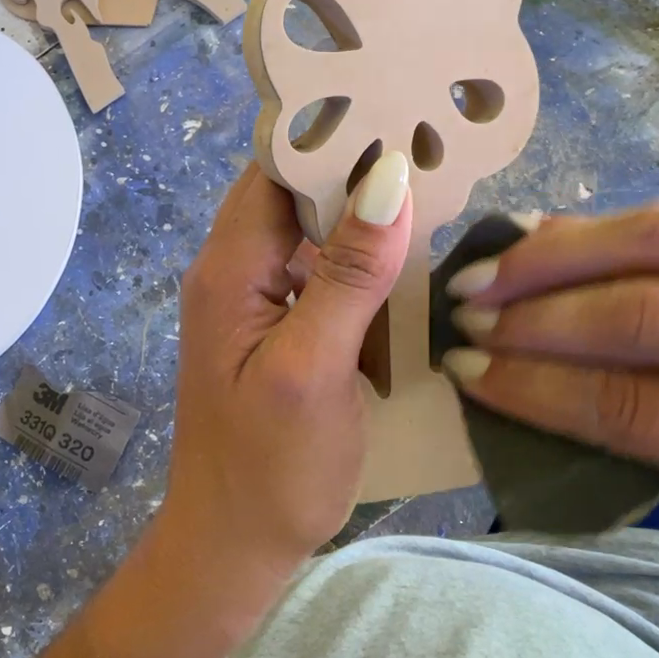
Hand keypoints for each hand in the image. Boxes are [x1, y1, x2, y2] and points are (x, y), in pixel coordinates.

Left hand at [162, 154, 412, 582]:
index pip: (272, 172)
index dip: (329, 140)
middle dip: (352, 177)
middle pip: (288, 196)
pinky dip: (353, 269)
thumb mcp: (314, 367)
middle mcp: (229, 273)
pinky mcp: (271, 331)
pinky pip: (311, 276)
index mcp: (227, 270)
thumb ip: (347, 274)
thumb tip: (387, 177)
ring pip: (303, 235)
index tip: (396, 113)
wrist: (232, 544)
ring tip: (429, 204)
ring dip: (357, 224)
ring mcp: (248, 302)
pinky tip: (401, 274)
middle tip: (431, 156)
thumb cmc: (270, 467)